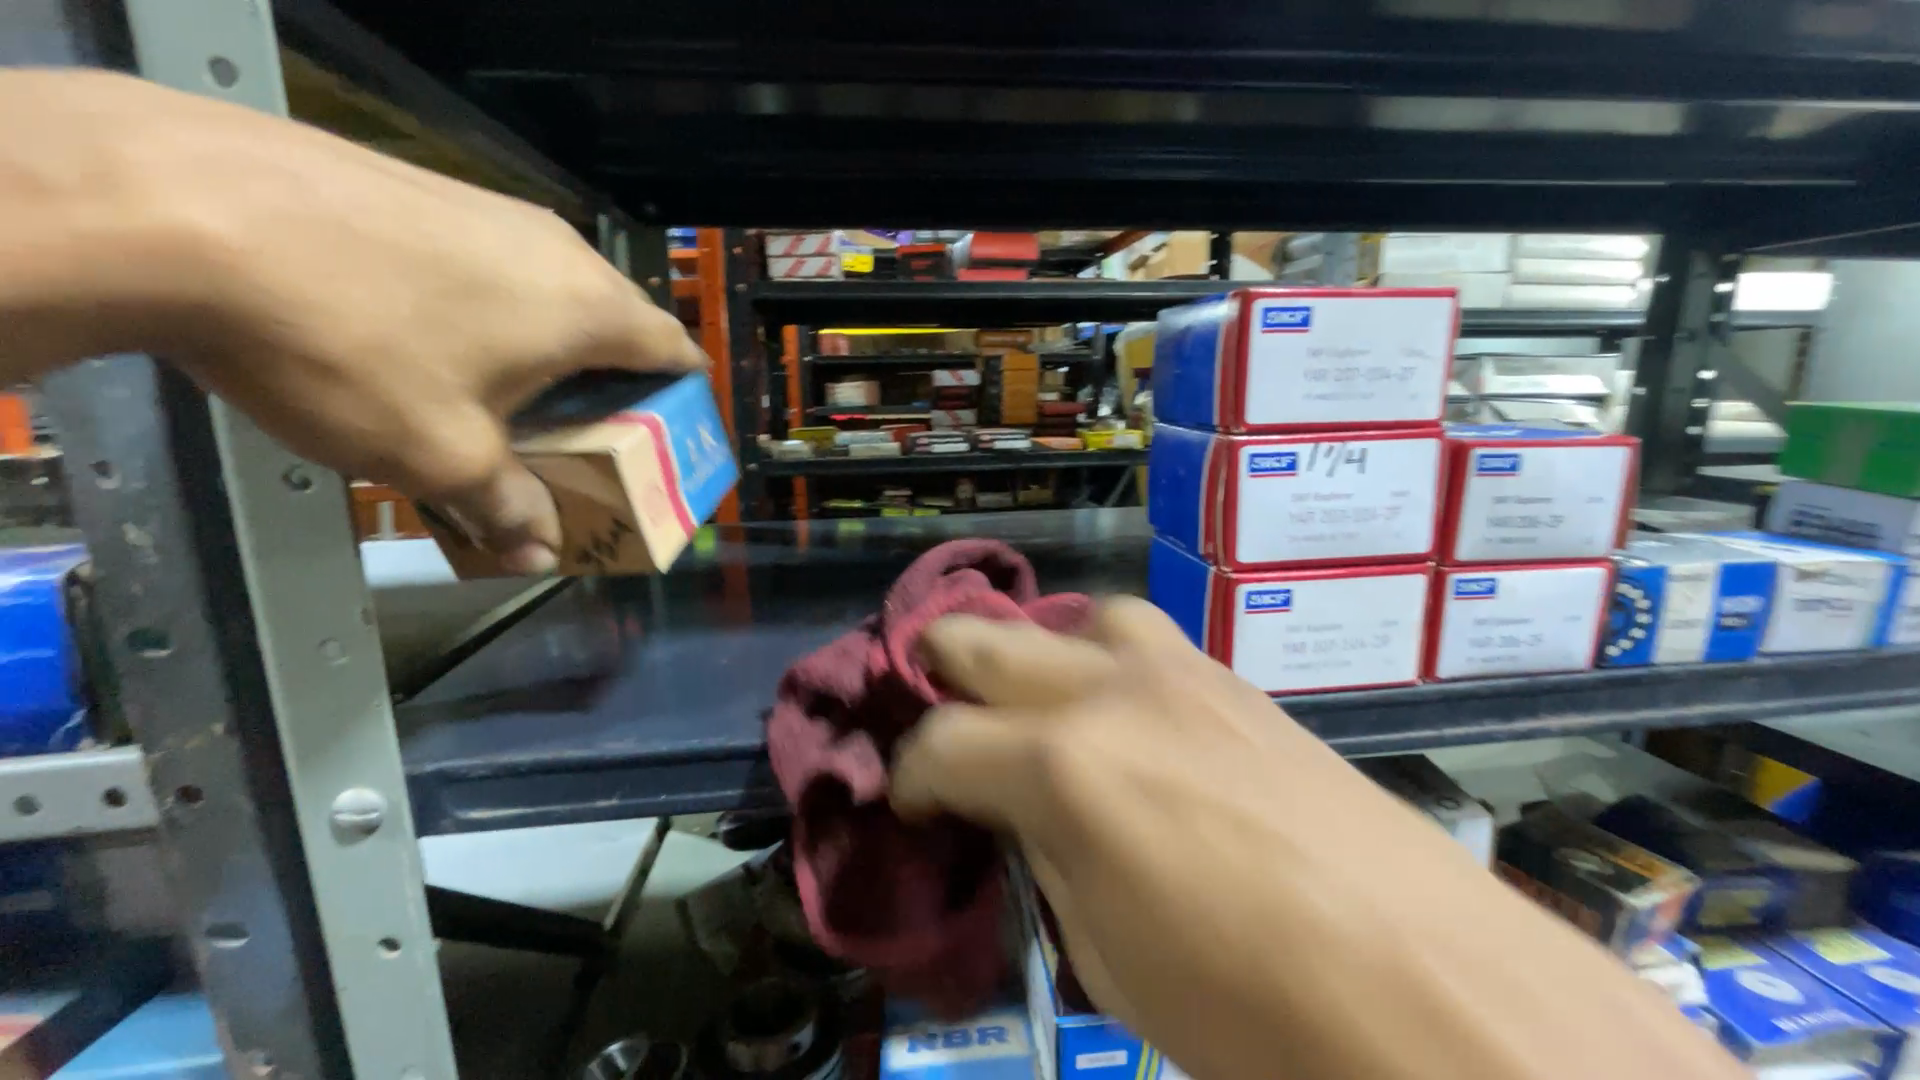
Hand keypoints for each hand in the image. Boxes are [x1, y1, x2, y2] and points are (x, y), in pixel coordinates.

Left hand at [46, 73, 705, 572]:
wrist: (187, 209)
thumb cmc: (357, 348)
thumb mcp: (441, 454)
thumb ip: (507, 505)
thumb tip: (539, 555)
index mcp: (588, 310)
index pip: (674, 348)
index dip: (683, 394)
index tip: (668, 430)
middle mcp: (558, 250)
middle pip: (617, 320)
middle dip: (612, 379)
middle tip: (583, 432)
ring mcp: (492, 211)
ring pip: (552, 288)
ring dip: (548, 344)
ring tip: (506, 392)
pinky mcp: (429, 191)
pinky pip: (493, 262)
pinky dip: (492, 306)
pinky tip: (432, 336)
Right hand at [892, 599, 1741, 1079]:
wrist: (1434, 991)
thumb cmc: (1249, 1008)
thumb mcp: (1105, 954)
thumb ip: (1047, 859)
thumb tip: (1023, 818)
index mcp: (1062, 765)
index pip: (938, 744)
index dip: (906, 776)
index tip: (909, 804)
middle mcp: (1110, 690)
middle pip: (982, 638)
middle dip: (939, 674)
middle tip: (942, 726)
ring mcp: (1181, 672)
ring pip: (1078, 617)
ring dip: (1043, 657)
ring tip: (1049, 712)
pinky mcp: (1239, 682)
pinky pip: (1149, 642)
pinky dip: (1113, 667)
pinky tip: (1134, 722)